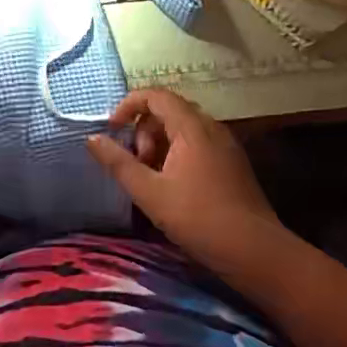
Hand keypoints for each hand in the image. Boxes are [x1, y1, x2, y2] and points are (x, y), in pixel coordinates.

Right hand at [85, 90, 284, 263]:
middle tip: (135, 164)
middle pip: (169, 111)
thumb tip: (92, 138)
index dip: (129, 105)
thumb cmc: (198, 218)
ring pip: (184, 130)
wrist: (255, 250)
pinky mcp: (232, 163)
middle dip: (144, 131)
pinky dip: (177, 155)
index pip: (156, 96)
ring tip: (151, 179)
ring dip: (159, 145)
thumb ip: (119, 163)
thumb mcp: (150, 193)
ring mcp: (225, 145)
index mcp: (192, 127)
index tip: (112, 129)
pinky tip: (172, 187)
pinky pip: (198, 145)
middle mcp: (212, 127)